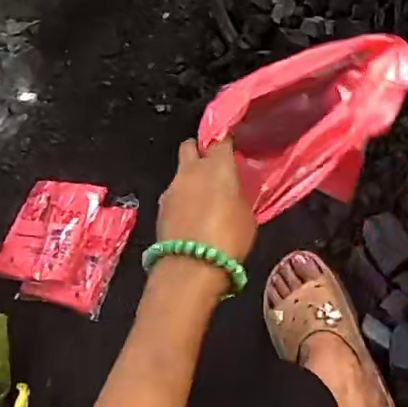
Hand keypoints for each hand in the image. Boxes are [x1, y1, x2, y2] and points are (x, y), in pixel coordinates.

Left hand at [157, 137, 256, 262]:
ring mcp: (171, 187)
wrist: (190, 266)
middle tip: (211, 168)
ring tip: (202, 200)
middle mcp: (190, 170)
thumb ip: (239, 196)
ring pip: (180, 172)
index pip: (221, 140)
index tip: (232, 149)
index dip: (226, 143)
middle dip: (199, 151)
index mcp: (217, 166)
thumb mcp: (247, 216)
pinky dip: (181, 199)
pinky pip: (173, 194)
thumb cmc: (228, 238)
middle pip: (190, 146)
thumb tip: (232, 192)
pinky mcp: (160, 207)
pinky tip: (190, 217)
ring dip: (190, 179)